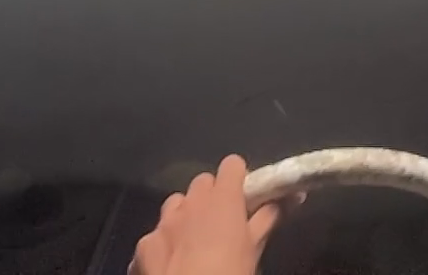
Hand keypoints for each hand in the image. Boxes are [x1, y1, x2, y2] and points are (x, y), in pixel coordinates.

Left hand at [131, 156, 282, 274]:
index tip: (243, 196)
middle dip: (211, 196)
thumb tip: (284, 201)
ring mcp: (164, 222)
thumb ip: (266, 219)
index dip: (238, 178)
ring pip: (176, 203)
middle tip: (221, 222)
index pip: (232, 164)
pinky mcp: (144, 245)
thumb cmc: (229, 274)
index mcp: (223, 197)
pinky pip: (155, 234)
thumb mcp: (254, 249)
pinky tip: (169, 263)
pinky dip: (163, 244)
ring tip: (192, 241)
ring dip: (184, 215)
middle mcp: (192, 201)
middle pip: (202, 182)